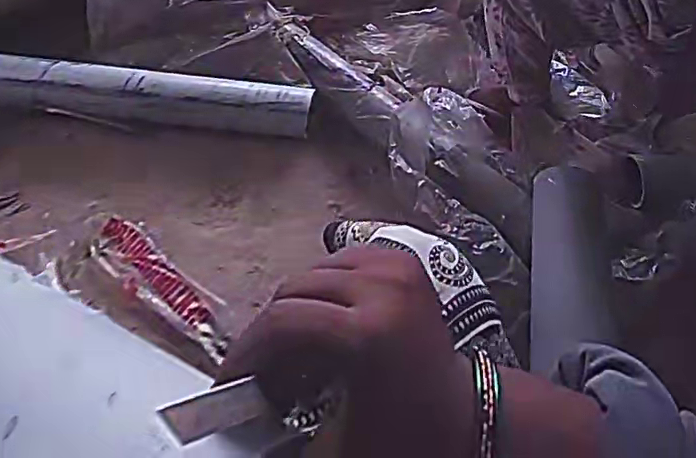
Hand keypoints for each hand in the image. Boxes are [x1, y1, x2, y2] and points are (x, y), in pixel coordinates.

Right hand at [218, 245, 474, 457]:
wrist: (466, 419)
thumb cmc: (405, 440)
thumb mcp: (338, 444)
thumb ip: (282, 422)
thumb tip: (230, 419)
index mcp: (369, 333)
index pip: (284, 322)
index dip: (247, 352)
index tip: (229, 380)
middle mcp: (382, 286)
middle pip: (295, 289)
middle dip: (268, 332)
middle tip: (257, 372)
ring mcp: (395, 265)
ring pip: (315, 270)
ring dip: (295, 307)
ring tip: (290, 350)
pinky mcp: (402, 258)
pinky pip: (342, 260)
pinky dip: (324, 286)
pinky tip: (322, 319)